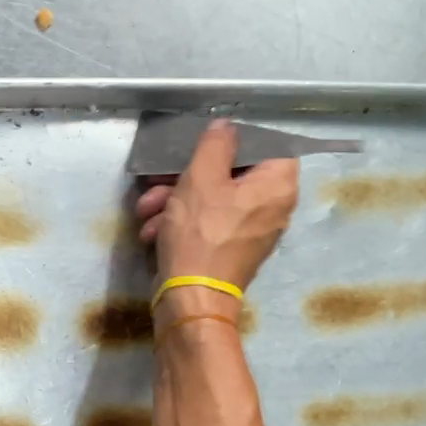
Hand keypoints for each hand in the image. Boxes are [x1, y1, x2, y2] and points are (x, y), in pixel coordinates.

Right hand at [135, 120, 300, 298]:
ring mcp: (253, 232)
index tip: (195, 150)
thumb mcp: (201, 178)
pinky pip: (210, 226)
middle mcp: (275, 206)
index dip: (226, 144)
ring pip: (213, 202)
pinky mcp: (231, 252)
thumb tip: (226, 127)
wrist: (190, 298)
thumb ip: (215, 144)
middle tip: (156, 184)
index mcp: (278, 183)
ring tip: (146, 213)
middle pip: (230, 176)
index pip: (262, 145)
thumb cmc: (200, 234)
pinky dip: (182, 226)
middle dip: (185, 180)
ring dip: (175, 204)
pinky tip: (153, 234)